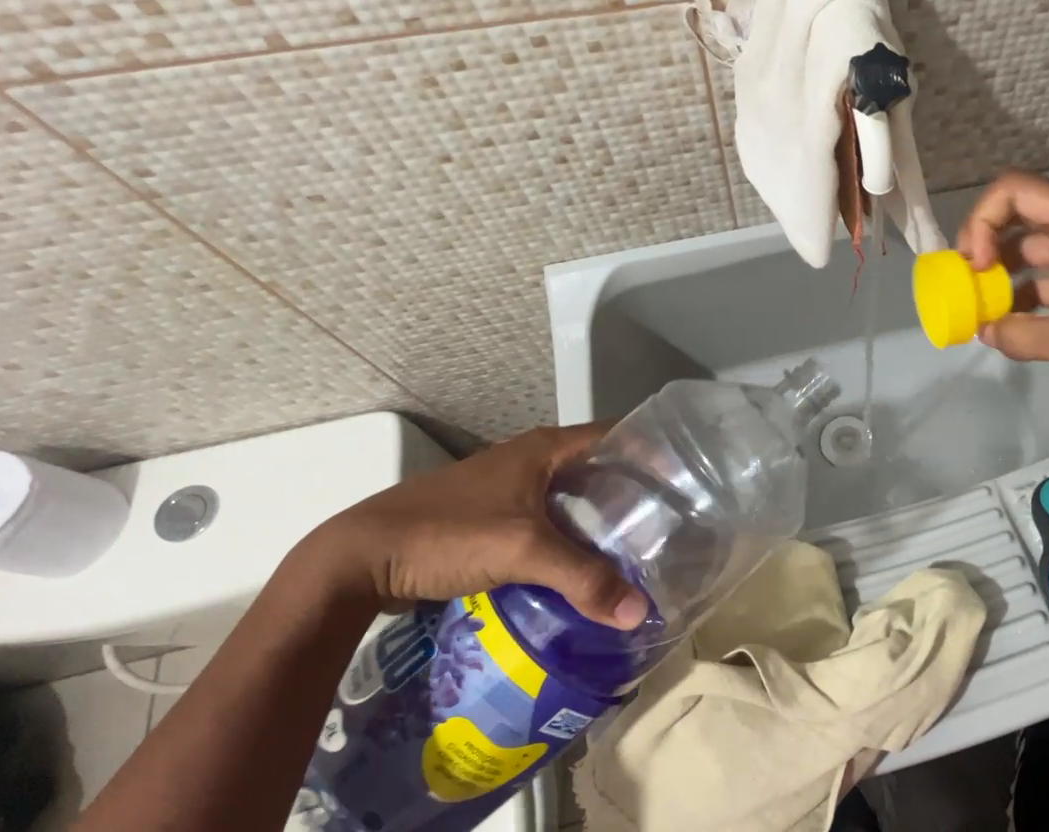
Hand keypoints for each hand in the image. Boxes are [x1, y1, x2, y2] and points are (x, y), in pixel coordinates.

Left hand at [295, 425, 648, 628]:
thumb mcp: (522, 551)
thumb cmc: (447, 533)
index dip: (654, 449)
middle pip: (599, 467)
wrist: (358, 558)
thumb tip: (641, 612)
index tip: (689, 477)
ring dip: (603, 519)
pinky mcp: (494, 519)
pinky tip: (588, 570)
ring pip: (574, 498)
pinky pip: (550, 523)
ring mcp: (510, 489)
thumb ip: (583, 578)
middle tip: (674, 521)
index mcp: (544, 448)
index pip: (617, 434)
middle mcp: (532, 459)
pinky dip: (573, 540)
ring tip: (642, 549)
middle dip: (635, 491)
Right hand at [957, 172, 1048, 398]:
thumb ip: (1025, 336)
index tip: (975, 267)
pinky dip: (1028, 299)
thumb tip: (985, 332)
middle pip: (1018, 220)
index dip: (982, 222)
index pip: (1013, 191)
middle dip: (984, 250)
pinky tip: (1013, 328)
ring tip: (982, 314)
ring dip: (1004, 279)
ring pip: (1032, 253)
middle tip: (966, 289)